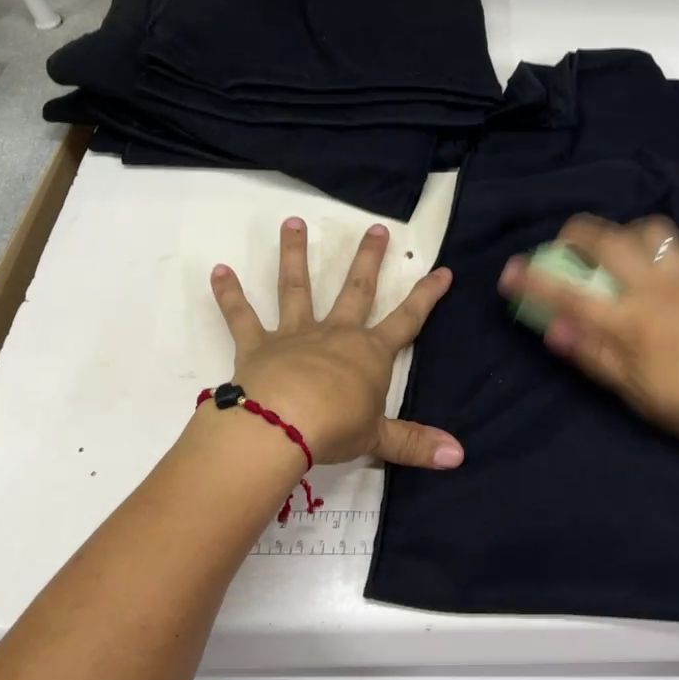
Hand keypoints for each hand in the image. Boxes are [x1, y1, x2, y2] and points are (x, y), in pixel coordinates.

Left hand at [208, 217, 462, 469]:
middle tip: (375, 228)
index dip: (427, 296)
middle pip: (356, 289)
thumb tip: (459, 457)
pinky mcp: (257, 345)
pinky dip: (229, 294)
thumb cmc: (335, 427)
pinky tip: (219, 270)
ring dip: (295, 254)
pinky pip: (241, 316)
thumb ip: (417, 443)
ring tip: (293, 222)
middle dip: (368, 259)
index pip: (407, 319)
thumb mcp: (380, 438)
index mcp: (369, 354)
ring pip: (296, 288)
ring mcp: (295, 335)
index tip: (443, 270)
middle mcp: (335, 334)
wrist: (281, 424)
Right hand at [499, 215, 678, 459]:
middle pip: (603, 240)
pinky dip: (645, 239)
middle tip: (557, 248)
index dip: (534, 281)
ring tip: (605, 253)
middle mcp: (655, 286)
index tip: (509, 272)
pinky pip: (669, 240)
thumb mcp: (639, 395)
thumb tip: (552, 330)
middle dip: (571, 235)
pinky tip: (645, 259)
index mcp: (633, 323)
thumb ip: (594, 357)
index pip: (570, 294)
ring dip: (613, 233)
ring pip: (640, 229)